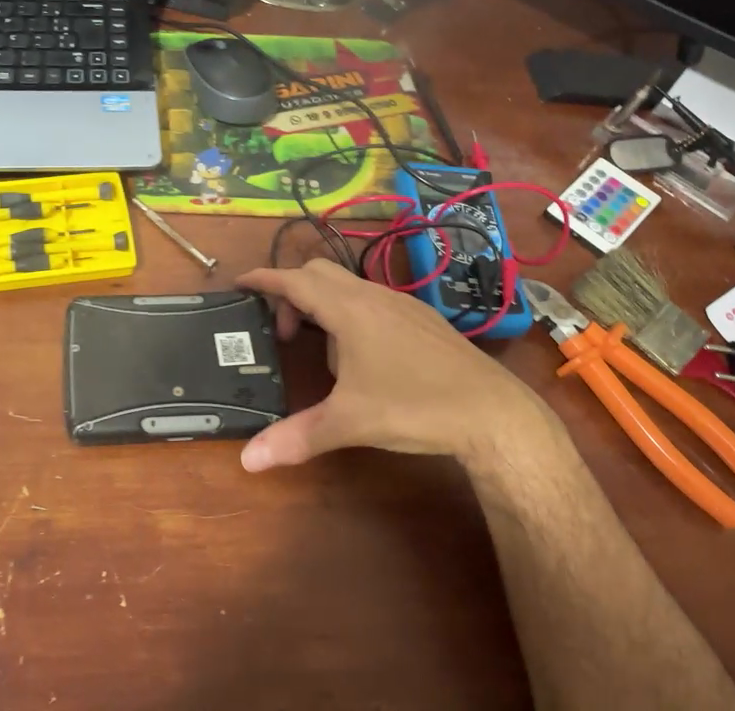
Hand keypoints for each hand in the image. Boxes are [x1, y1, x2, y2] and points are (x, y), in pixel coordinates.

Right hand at [236, 260, 563, 475]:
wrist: (494, 414)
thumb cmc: (415, 408)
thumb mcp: (350, 423)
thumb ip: (297, 437)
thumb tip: (248, 461)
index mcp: (349, 310)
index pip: (295, 281)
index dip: (264, 279)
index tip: (239, 283)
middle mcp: (374, 296)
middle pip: (319, 273)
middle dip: (292, 294)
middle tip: (284, 333)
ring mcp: (402, 304)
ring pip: (348, 287)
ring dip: (324, 306)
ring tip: (325, 355)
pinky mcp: (422, 319)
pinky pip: (372, 301)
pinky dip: (351, 314)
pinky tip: (364, 359)